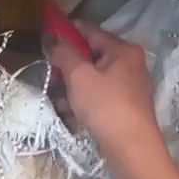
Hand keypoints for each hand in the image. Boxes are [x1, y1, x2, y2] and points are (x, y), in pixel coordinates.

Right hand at [43, 22, 161, 156]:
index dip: (68, 30)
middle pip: (92, 56)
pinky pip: (99, 96)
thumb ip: (64, 54)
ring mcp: (130, 87)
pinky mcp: (126, 108)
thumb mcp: (79, 76)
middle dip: (69, 65)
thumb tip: (52, 38)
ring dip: (74, 86)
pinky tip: (71, 113)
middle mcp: (130, 64)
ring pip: (94, 78)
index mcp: (123, 50)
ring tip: (59, 98)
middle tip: (51, 72)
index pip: (91, 31)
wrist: (131, 148)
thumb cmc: (105, 106)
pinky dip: (84, 101)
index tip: (47, 32)